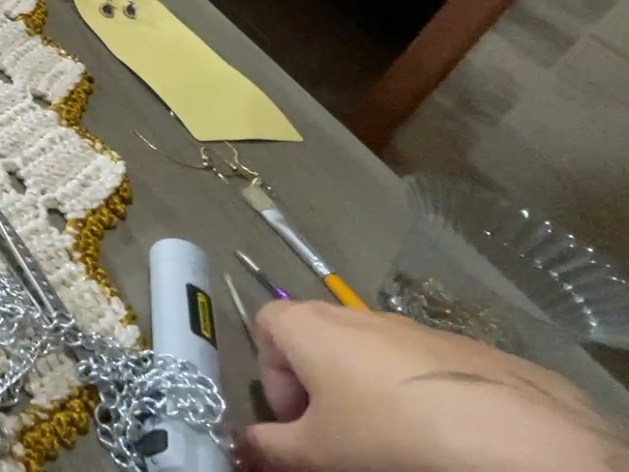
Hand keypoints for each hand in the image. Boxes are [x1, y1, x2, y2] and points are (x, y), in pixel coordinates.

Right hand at [242, 300, 628, 471]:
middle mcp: (353, 314)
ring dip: (371, 392)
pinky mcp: (473, 350)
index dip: (272, 375)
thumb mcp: (317, 452)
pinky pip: (427, 369)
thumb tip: (241, 443)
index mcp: (306, 324)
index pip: (263, 327)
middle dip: (321, 387)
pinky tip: (451, 438)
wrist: (525, 445)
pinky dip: (425, 397)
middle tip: (341, 436)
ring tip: (399, 440)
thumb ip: (268, 445)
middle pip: (318, 342)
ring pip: (373, 356)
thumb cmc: (390, 435)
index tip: (297, 420)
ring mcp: (415, 329)